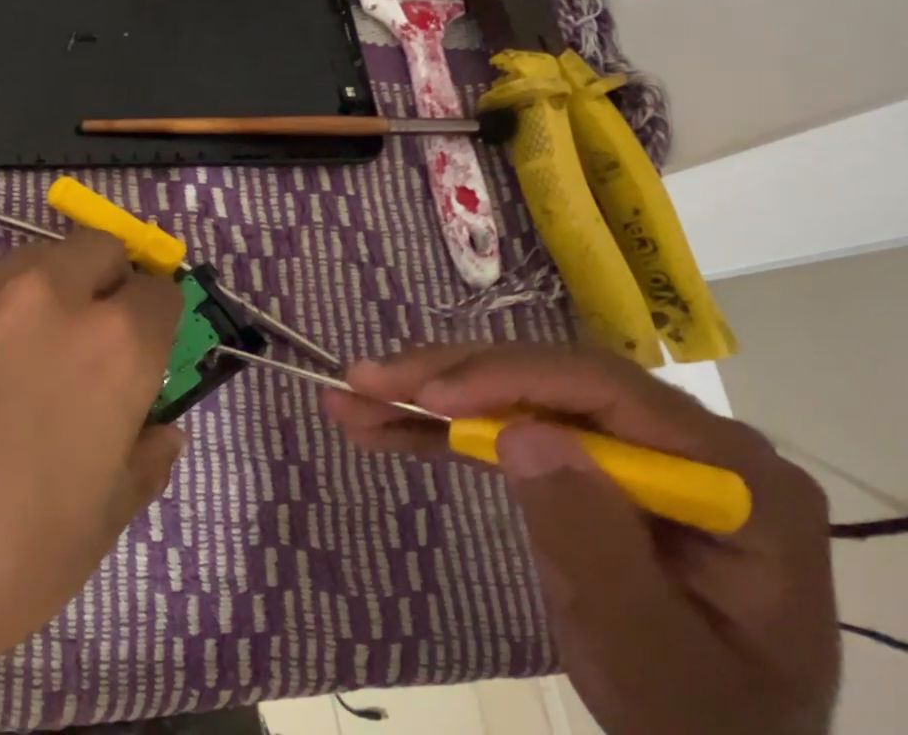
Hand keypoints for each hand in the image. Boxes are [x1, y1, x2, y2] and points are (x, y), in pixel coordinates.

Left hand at [0, 228, 184, 701]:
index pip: (159, 293)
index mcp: (114, 346)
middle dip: (110, 282)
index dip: (161, 322)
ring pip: (37, 261)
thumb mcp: (101, 522)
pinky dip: (1, 312)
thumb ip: (143, 462)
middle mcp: (51, 300)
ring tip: (38, 355)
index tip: (149, 357)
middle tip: (98, 342)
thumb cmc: (10, 554)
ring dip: (54, 288)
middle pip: (98, 249)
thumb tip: (161, 431)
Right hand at [322, 346, 837, 734]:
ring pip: (518, 402)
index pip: (608, 393)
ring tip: (350, 399)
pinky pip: (509, 437)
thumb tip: (521, 433)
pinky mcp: (589, 473)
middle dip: (450, 380)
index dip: (508, 380)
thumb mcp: (641, 639)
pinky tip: (380, 427)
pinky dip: (441, 433)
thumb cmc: (688, 706)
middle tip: (361, 381)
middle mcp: (687, 448)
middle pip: (551, 385)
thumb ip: (591, 538)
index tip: (426, 396)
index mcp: (731, 477)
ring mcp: (635, 458)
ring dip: (429, 400)